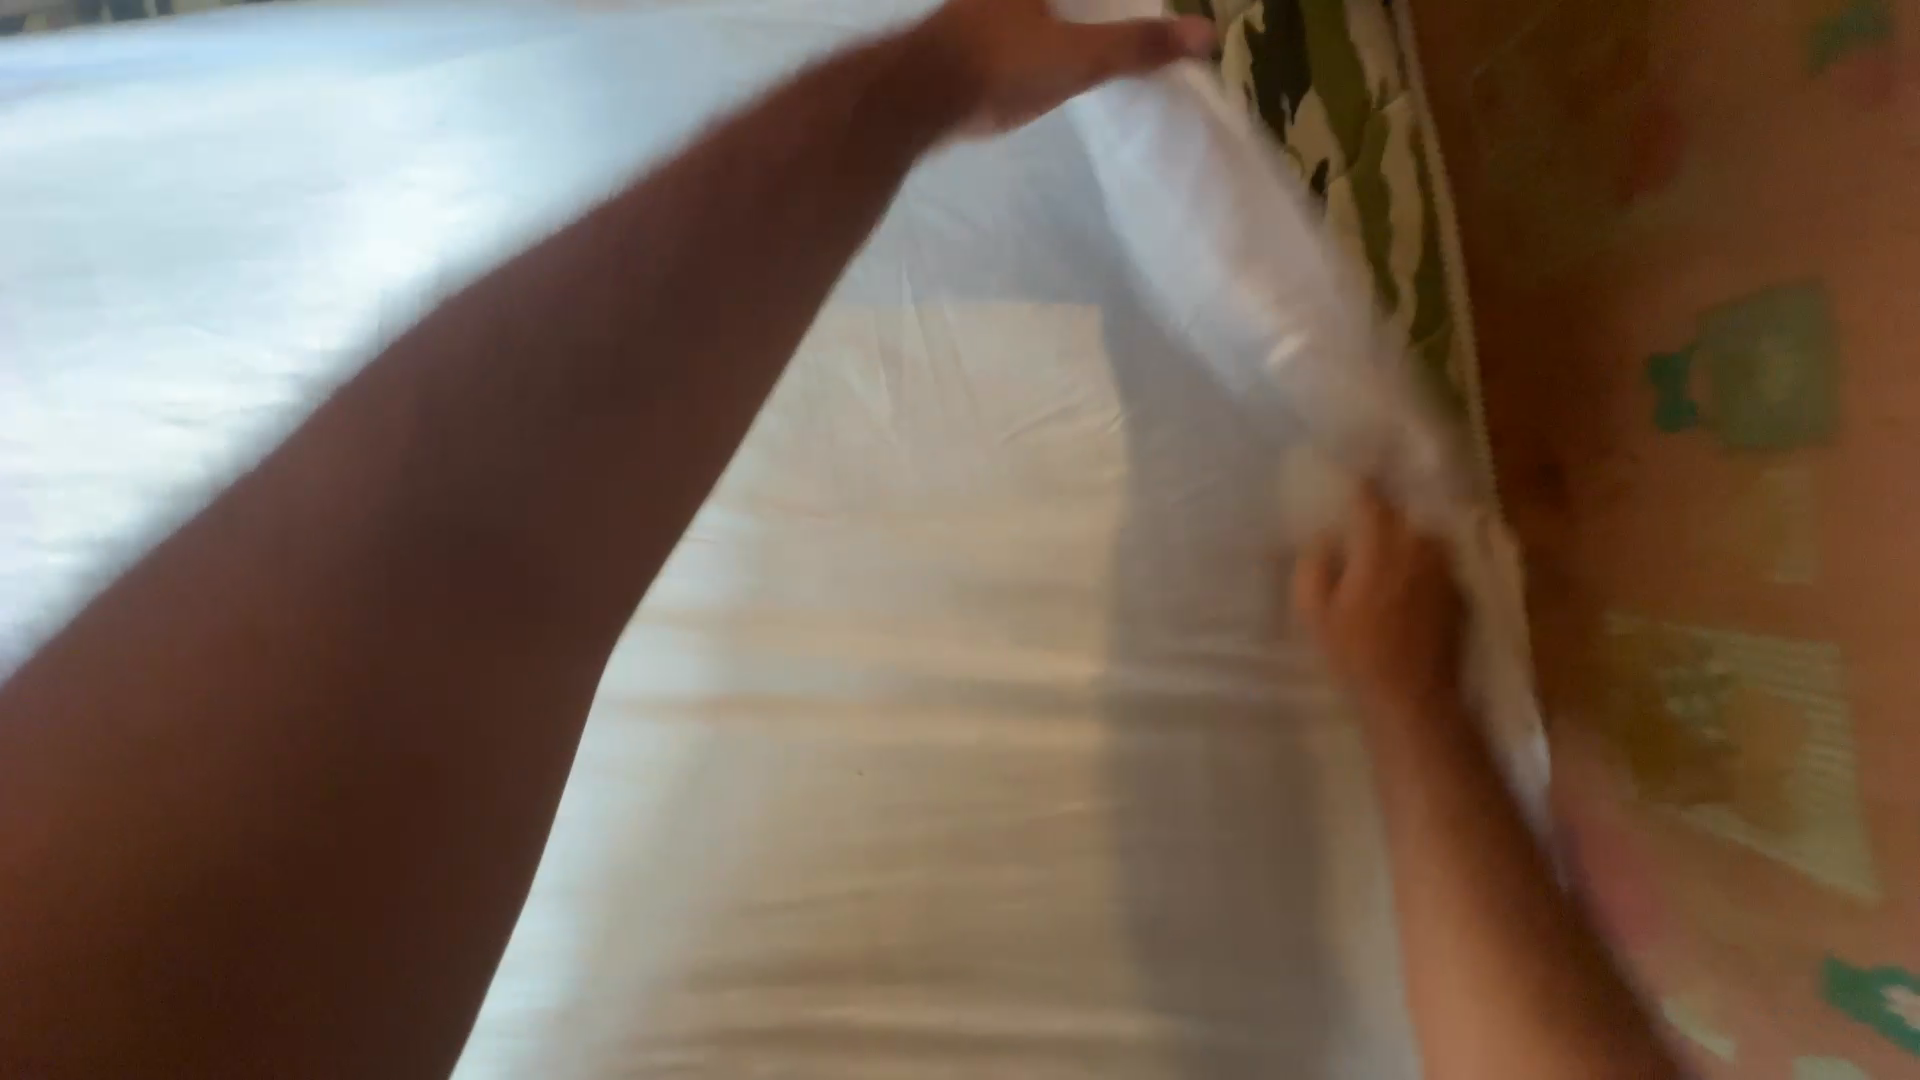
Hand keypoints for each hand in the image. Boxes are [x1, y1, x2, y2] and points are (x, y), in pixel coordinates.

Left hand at [914, 0, 1214, 132]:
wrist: (919, 97)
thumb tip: (1205, 36)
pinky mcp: (965, 25)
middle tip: (1122, 14)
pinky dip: (1039, 22)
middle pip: (1067, 3)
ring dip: (1062, 17)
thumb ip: (1136, 46)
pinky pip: (1014, 15)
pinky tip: (1046, 41)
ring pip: (1032, 7)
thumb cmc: (1000, 66)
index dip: (1121, 5)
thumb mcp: (1077, 59)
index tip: (1146, 9)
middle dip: (1095, 12)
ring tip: (1095, 27)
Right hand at [1292, 484, 1464, 719]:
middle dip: (1384, 512)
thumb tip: (1322, 538)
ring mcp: (1446, 573)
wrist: (1413, 698)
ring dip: (1406, 535)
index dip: (1360, 486)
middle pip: (1404, 515)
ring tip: (1386, 546)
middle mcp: (1421, 551)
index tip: (1348, 477)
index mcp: (1382, 550)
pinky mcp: (1460, 595)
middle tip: (1362, 516)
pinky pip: (1439, 562)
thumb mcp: (1313, 613)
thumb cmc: (1355, 655)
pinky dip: (1422, 561)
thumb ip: (1313, 566)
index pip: (1372, 501)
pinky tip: (1406, 580)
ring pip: (1426, 537)